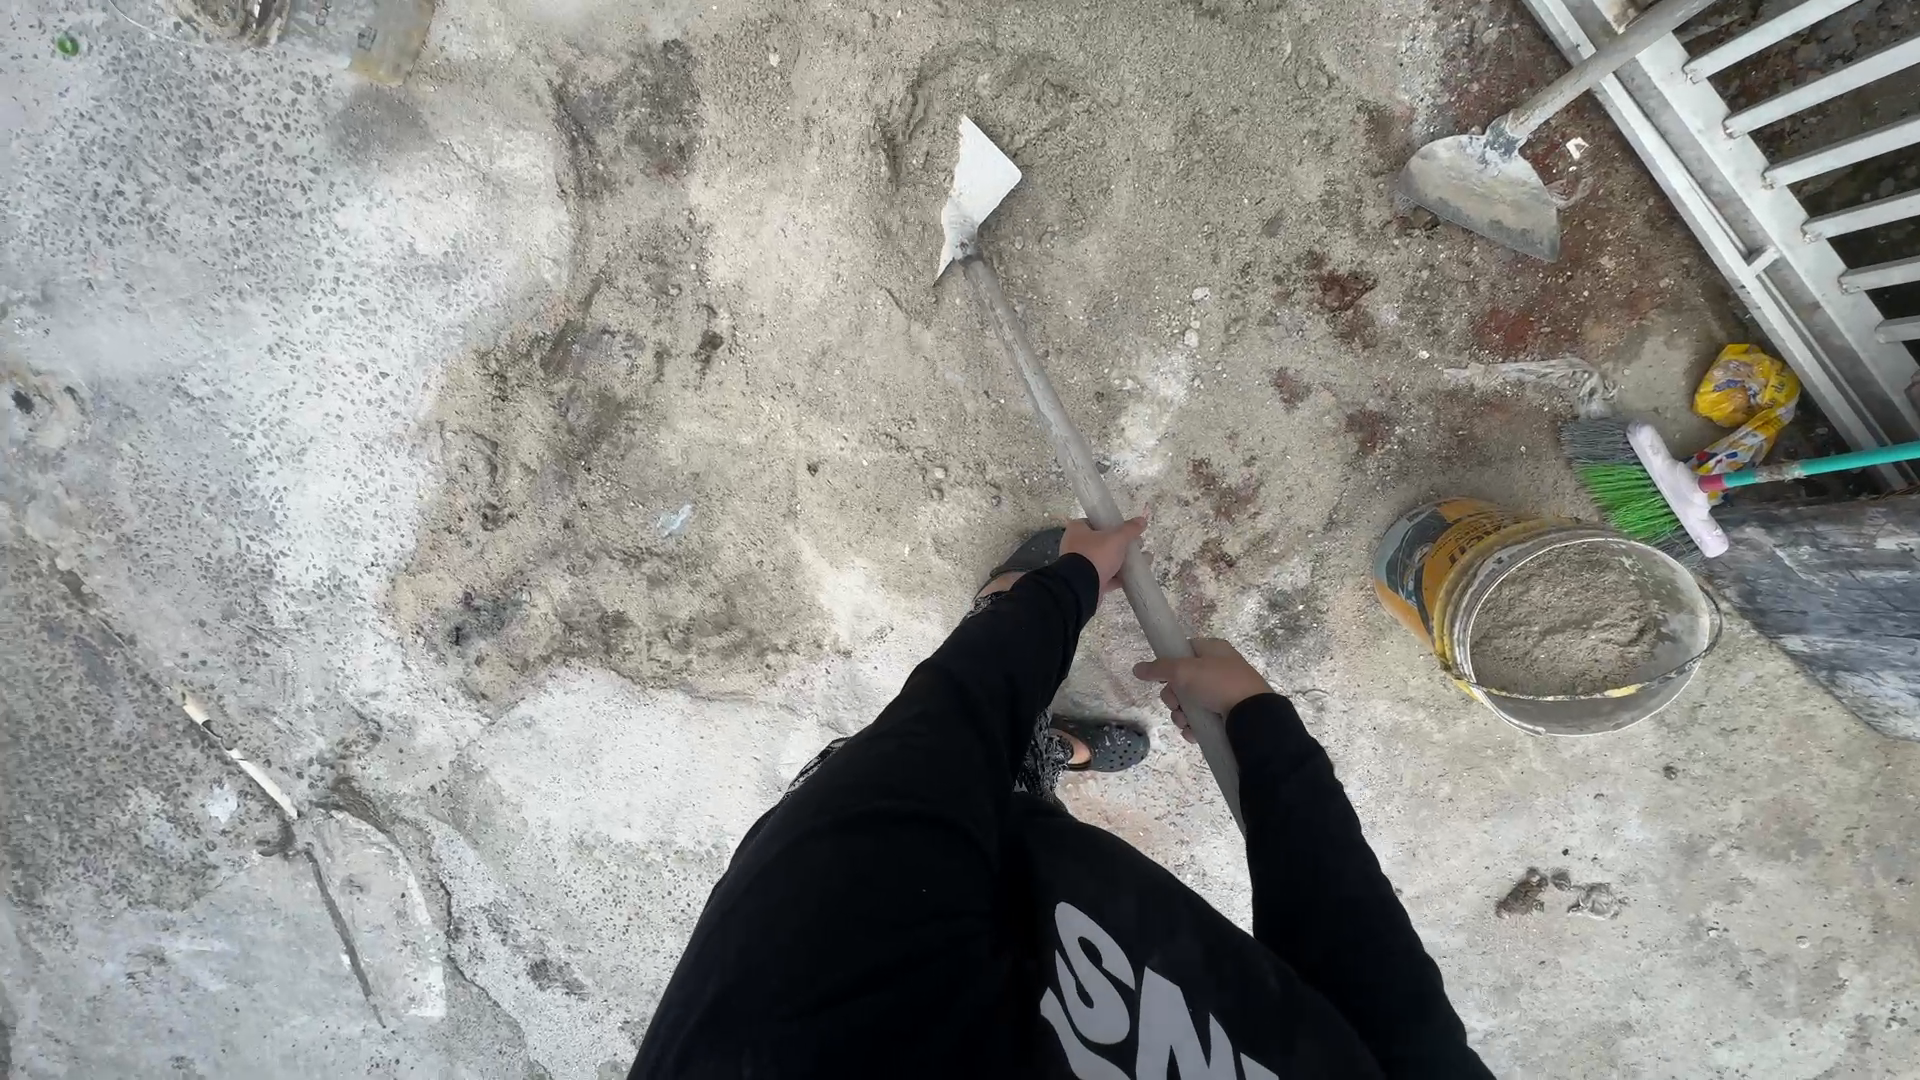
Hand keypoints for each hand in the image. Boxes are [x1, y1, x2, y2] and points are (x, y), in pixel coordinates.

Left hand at [1058, 516, 1147, 594]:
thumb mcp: (1116, 539)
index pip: (1095, 522)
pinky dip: (1120, 576)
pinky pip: (1106, 576)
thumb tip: (1142, 520)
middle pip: (1103, 542)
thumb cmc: (1096, 554)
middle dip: (1122, 544)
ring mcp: (1080, 565)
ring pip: (1105, 560)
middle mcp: (1076, 546)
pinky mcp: (1087, 581)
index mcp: (1077, 530)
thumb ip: (1130, 529)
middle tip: (1139, 545)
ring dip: (1124, 561)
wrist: (1081, 587)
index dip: (1112, 524)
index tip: (1127, 530)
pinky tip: (1136, 575)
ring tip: (1145, 559)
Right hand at [1132, 638, 1272, 742]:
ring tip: (1186, 722)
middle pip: (1182, 681)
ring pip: (1190, 703)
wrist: (1253, 716)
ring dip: (1181, 714)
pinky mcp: (1227, 716)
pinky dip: (1194, 727)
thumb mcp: (1182, 670)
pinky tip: (1194, 733)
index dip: (1170, 664)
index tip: (1163, 678)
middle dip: (1173, 697)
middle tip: (1176, 703)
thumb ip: (1157, 669)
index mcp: (1213, 650)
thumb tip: (1136, 668)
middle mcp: (1219, 669)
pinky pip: (1202, 720)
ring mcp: (1224, 694)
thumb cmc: (1217, 683)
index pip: (1183, 651)